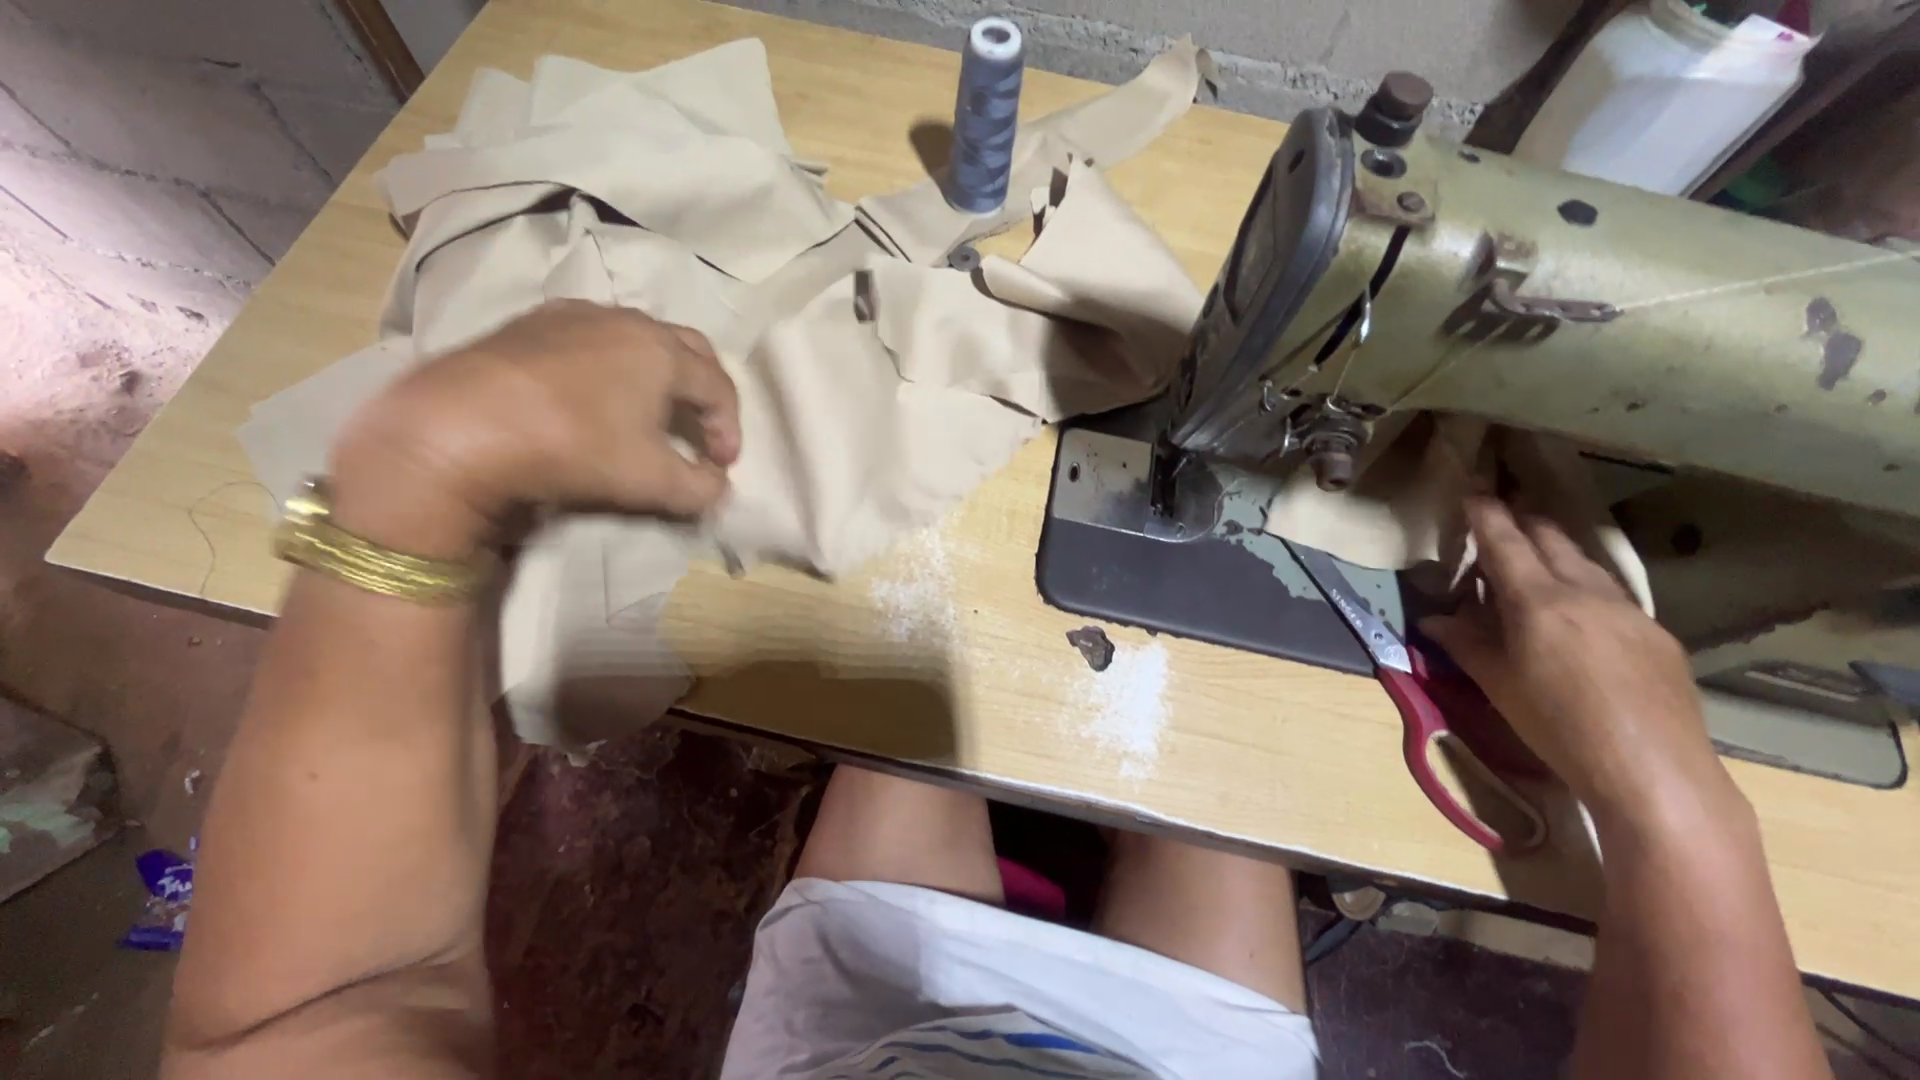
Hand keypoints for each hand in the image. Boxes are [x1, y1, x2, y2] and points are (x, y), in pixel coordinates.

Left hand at [327, 301, 741, 555]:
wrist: (457, 427)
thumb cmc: (572, 447)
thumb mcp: (649, 481)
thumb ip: (698, 488)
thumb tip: (717, 487)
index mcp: (662, 351)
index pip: (718, 386)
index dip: (729, 428)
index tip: (722, 466)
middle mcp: (624, 320)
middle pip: (686, 349)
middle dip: (703, 390)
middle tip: (699, 427)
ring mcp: (572, 315)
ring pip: (635, 338)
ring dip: (656, 374)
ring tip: (646, 411)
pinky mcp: (527, 324)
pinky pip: (588, 338)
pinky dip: (608, 364)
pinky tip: (590, 395)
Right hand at [1420, 498, 1731, 825]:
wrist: (1653, 771)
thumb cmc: (1558, 728)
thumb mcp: (1498, 686)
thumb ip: (1466, 645)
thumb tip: (1436, 620)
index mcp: (1538, 601)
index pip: (1505, 542)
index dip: (1486, 514)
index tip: (1473, 493)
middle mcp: (1586, 592)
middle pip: (1552, 538)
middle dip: (1523, 522)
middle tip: (1501, 519)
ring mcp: (1629, 611)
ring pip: (1586, 563)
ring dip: (1556, 552)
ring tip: (1536, 561)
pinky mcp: (1657, 635)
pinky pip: (1612, 594)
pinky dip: (1584, 586)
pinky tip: (1579, 614)